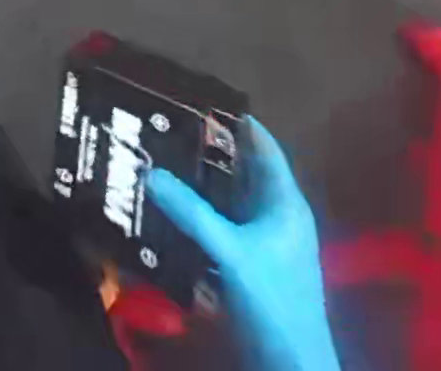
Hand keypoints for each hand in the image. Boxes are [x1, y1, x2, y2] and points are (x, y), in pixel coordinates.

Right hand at [145, 117, 340, 370]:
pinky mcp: (247, 258)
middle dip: (206, 146)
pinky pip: (219, 218)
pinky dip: (197, 204)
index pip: (264, 146)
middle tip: (164, 123)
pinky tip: (166, 199)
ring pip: (227, 193)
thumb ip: (191, 212)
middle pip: (240, 167)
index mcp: (285, 203)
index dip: (236, 121)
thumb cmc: (274, 302)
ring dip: (198, 176)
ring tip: (158, 153)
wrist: (291, 368)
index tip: (197, 97)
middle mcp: (275, 213)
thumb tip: (149, 171)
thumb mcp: (230, 253)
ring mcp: (262, 238)